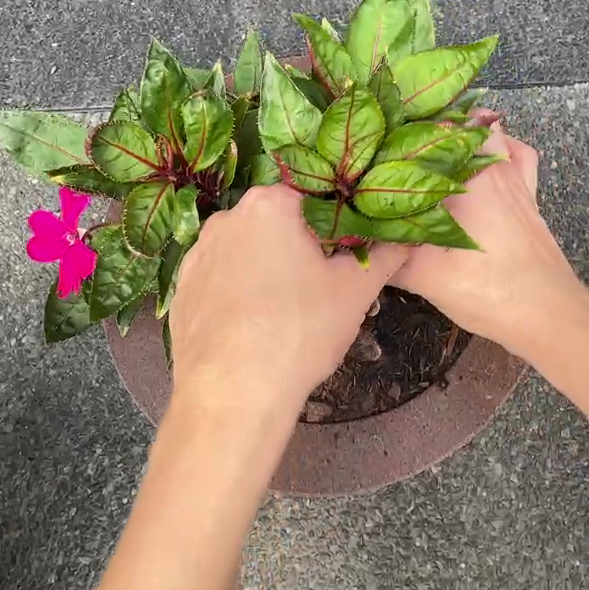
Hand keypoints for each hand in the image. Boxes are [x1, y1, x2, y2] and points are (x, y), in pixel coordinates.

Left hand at [168, 184, 401, 418]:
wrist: (231, 393)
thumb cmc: (299, 331)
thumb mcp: (355, 291)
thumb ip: (385, 256)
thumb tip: (407, 239)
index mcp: (270, 204)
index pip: (312, 195)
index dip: (335, 221)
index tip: (348, 248)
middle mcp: (228, 217)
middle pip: (276, 221)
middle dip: (300, 244)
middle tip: (323, 281)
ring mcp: (199, 252)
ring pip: (246, 250)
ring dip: (267, 268)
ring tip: (288, 308)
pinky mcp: (181, 287)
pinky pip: (220, 279)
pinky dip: (238, 292)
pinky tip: (254, 324)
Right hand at [391, 124, 588, 358]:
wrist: (551, 316)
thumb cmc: (491, 290)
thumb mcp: (427, 276)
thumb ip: (387, 255)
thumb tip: (354, 238)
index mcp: (470, 176)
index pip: (437, 128)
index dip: (405, 124)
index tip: (380, 133)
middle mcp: (497, 168)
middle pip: (467, 122)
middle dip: (434, 125)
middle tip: (402, 141)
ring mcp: (517, 182)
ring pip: (495, 136)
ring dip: (468, 134)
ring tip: (436, 148)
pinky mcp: (530, 200)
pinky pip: (517, 158)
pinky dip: (500, 152)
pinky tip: (481, 167)